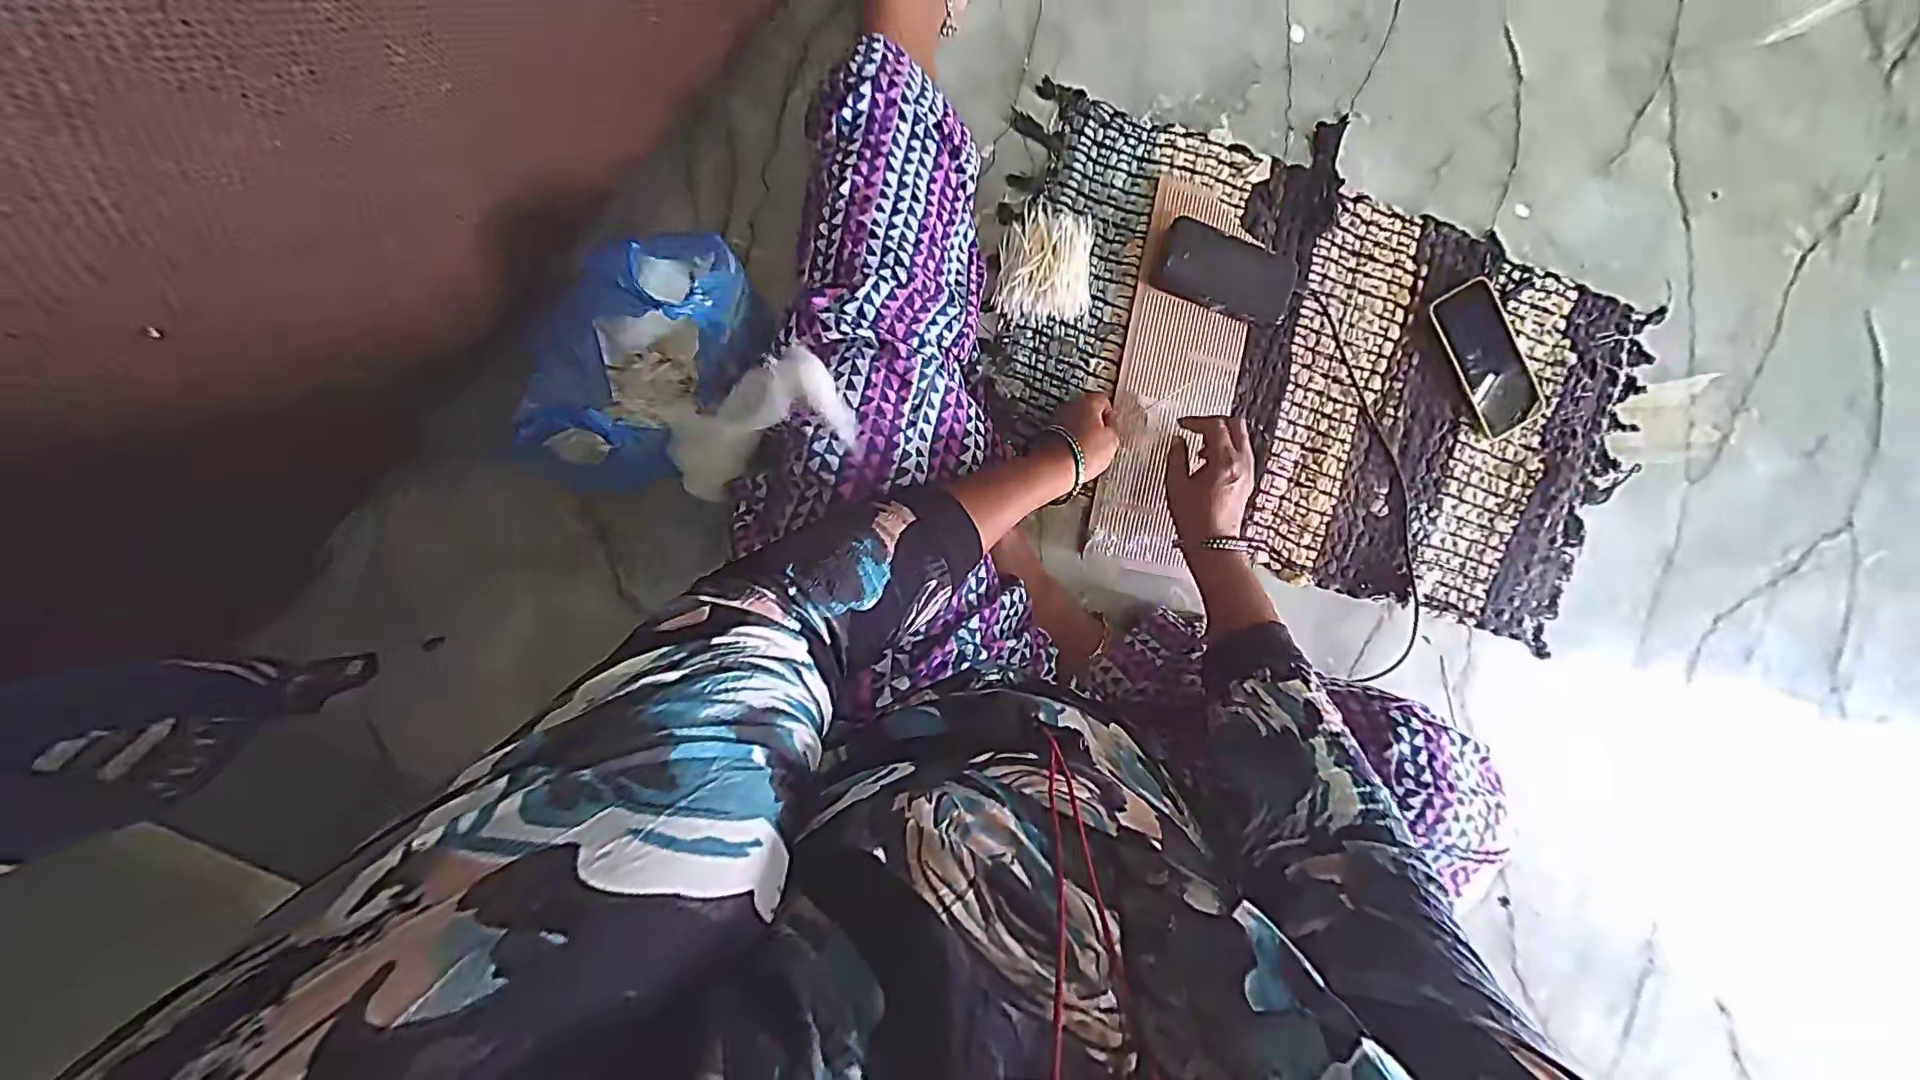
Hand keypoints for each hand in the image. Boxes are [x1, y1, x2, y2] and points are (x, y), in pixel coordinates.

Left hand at [1050, 392, 1120, 480]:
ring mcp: (1056, 418)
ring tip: (1086, 451)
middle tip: (1100, 440)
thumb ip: (1113, 426)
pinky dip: (1068, 442)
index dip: (1109, 415)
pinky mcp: (1046, 433)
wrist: (1055, 466)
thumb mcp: (1111, 440)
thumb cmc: (1084, 451)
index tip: (1111, 428)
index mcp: (1089, 401)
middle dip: (1093, 424)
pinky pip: (1063, 435)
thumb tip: (1110, 422)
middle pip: (1087, 410)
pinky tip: (1073, 454)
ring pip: (1074, 422)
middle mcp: (1071, 405)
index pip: (1104, 401)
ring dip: (1080, 433)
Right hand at [1165, 415, 1253, 542]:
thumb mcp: (1177, 485)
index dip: (1197, 421)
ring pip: (1240, 439)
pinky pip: (1240, 454)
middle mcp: (1242, 463)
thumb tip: (1179, 443)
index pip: (1215, 426)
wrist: (1213, 543)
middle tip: (1196, 430)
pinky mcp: (1248, 480)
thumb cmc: (1195, 519)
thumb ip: (1177, 458)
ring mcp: (1248, 472)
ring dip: (1221, 438)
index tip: (1184, 425)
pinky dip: (1226, 451)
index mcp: (1224, 461)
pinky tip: (1209, 464)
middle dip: (1214, 424)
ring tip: (1200, 450)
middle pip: (1236, 425)